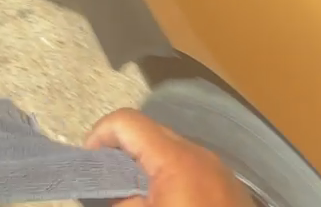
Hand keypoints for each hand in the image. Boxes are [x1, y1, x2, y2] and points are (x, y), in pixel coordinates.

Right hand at [86, 108, 254, 206]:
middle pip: (147, 133)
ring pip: (168, 152)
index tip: (88, 168)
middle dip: (120, 154)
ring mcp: (220, 172)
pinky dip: (169, 181)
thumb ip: (119, 202)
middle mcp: (200, 155)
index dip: (98, 136)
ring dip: (144, 169)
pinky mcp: (233, 192)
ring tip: (134, 200)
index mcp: (176, 159)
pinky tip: (165, 206)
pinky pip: (190, 171)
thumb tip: (108, 191)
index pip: (125, 121)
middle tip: (105, 186)